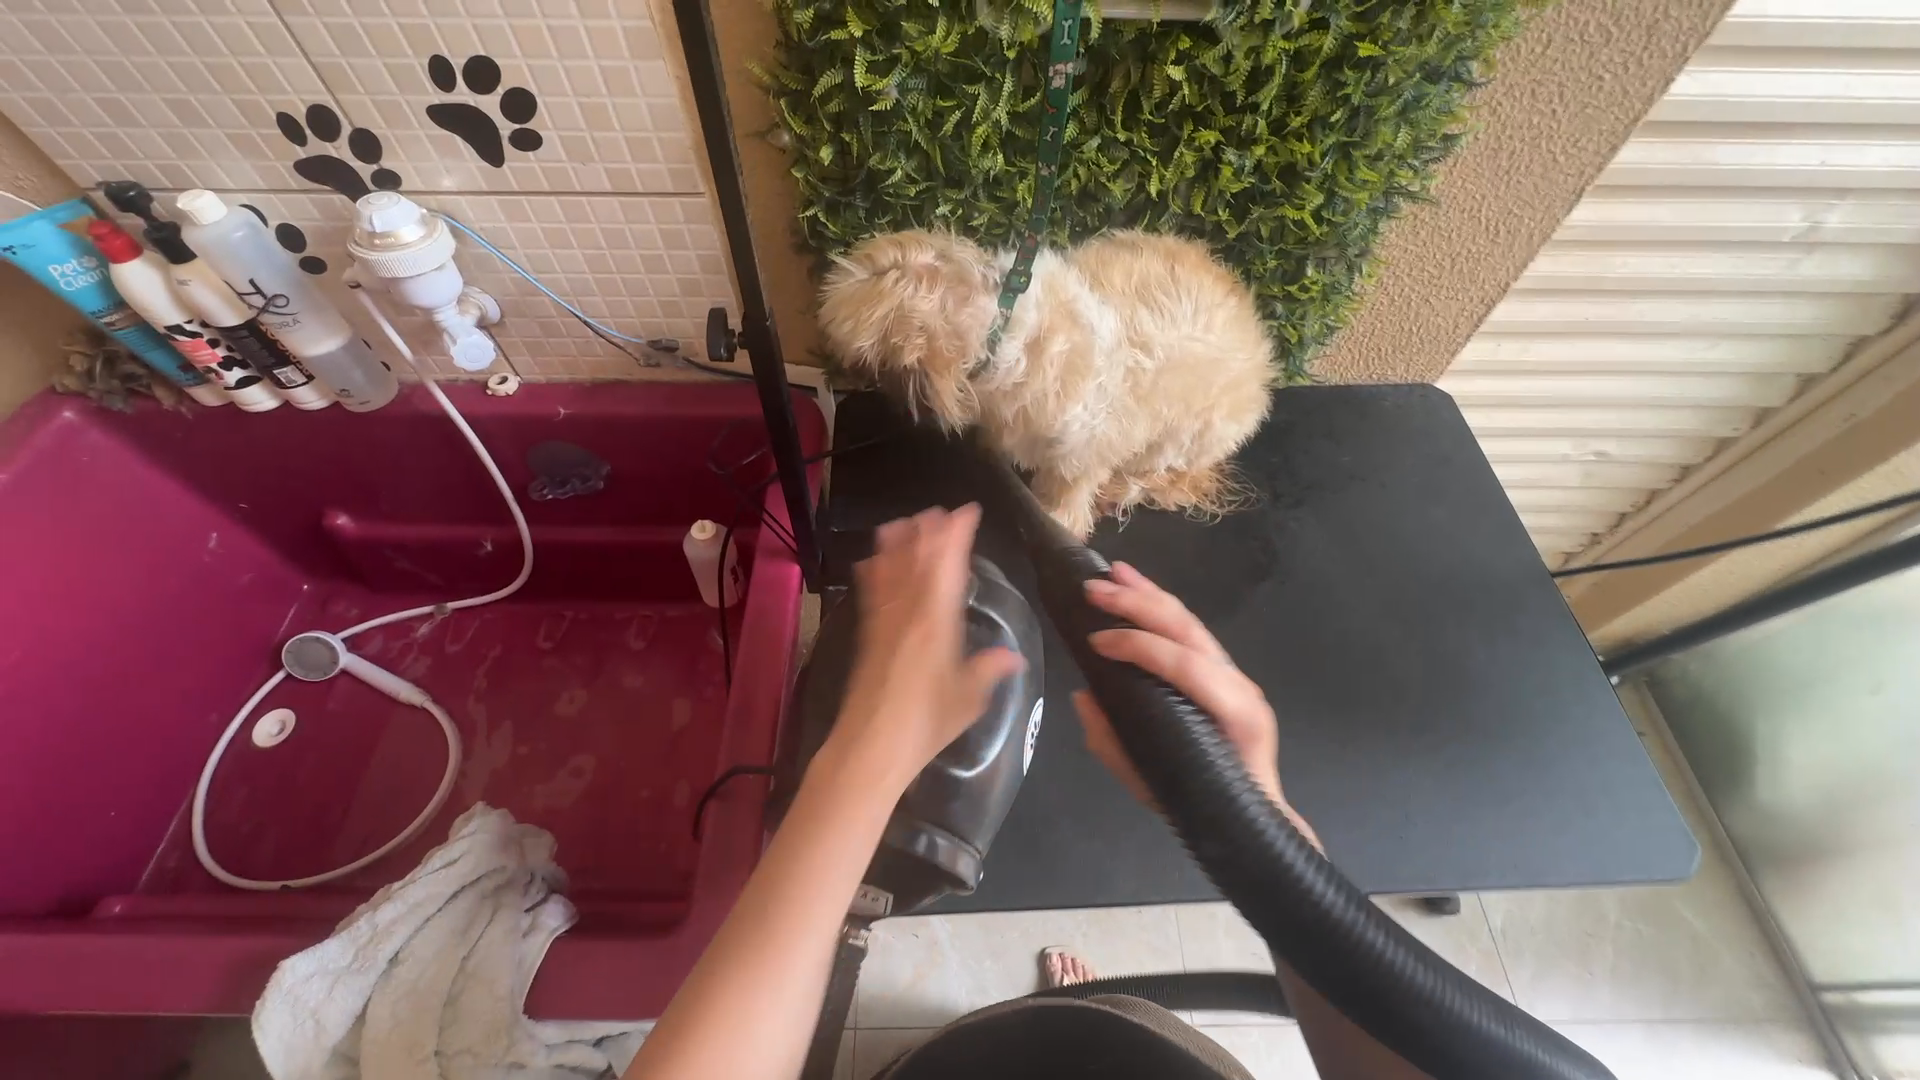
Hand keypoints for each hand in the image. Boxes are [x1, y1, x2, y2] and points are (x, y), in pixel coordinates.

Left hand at [824, 504, 1024, 790]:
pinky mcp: (866, 634)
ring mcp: (883, 621)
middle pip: (917, 561)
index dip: (956, 536)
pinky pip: (871, 592)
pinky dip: (873, 570)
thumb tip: (1013, 657)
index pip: (948, 566)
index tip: (966, 513)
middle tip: (938, 512)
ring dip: (899, 543)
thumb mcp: (968, 698)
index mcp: (937, 622)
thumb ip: (988, 671)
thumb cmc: (926, 723)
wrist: (871, 745)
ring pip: (891, 571)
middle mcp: (908, 613)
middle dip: (929, 532)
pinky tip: (871, 559)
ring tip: (905, 521)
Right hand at [1074, 562, 1319, 849]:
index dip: (1139, 647)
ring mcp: (1233, 673)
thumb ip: (1116, 745)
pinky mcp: (1222, 669)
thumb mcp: (1154, 786)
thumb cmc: (1207, 804)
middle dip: (1138, 606)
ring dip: (1148, 594)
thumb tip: (1085, 697)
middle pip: (1188, 631)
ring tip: (1113, 574)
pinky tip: (1135, 590)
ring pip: (1190, 622)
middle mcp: (1239, 684)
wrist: (1256, 817)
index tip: (1094, 642)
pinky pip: (1189, 631)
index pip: (1185, 665)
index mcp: (1235, 714)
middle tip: (1094, 590)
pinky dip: (1159, 606)